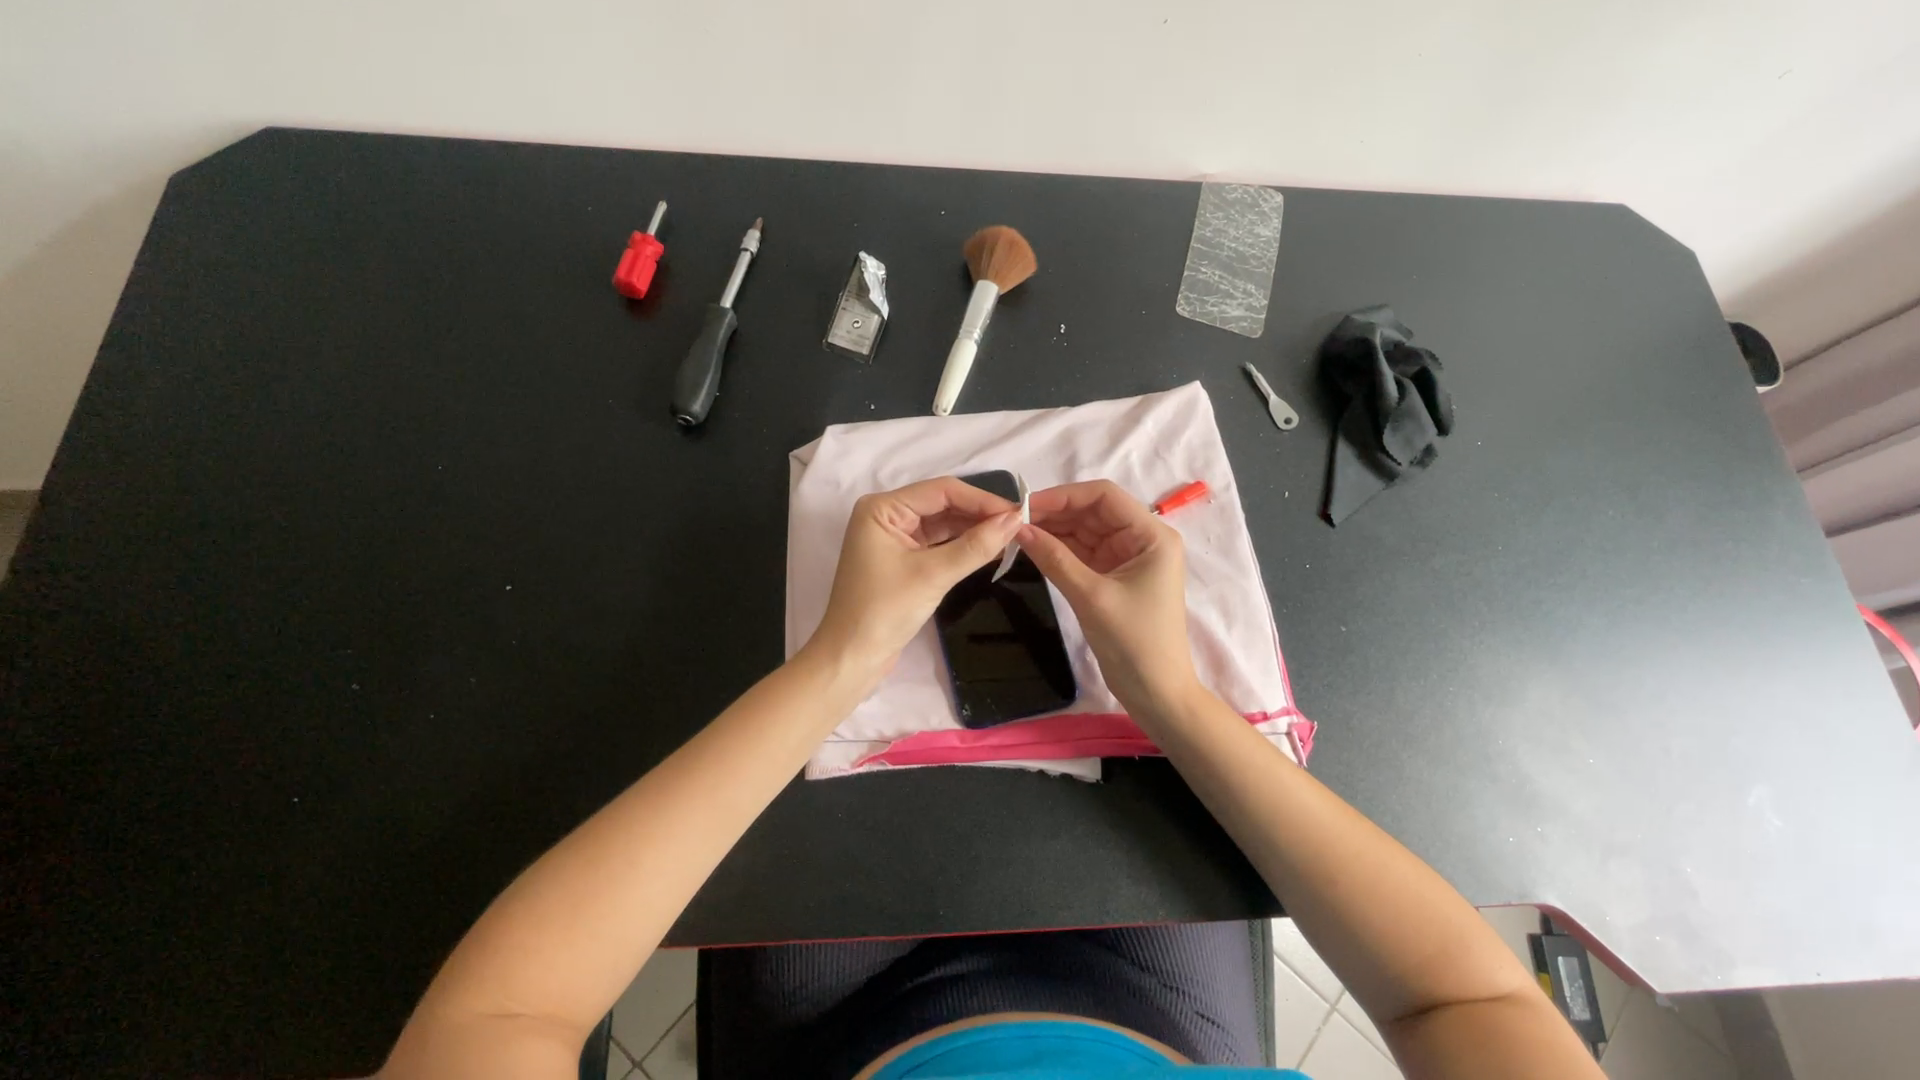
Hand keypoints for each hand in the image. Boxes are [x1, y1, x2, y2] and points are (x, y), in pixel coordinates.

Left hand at [806, 477, 1021, 681]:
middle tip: (1020, 525)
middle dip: (980, 513)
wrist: (852, 657)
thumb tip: (1015, 521)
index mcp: (882, 508)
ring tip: (1012, 536)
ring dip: (974, 529)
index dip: (982, 499)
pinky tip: (990, 549)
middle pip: (943, 504)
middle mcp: (886, 515)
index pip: (942, 491)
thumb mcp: (933, 575)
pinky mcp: (902, 560)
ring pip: (943, 524)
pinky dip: (962, 546)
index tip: (1018, 513)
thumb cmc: (884, 610)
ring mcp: (893, 538)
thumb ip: (975, 546)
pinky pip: (938, 543)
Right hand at [1017, 480, 1200, 713]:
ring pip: (1085, 531)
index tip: (1025, 506)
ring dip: (1054, 530)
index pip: (1105, 496)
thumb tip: (1018, 529)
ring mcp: (1128, 558)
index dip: (1063, 496)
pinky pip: (1084, 553)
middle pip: (1093, 511)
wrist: (1156, 692)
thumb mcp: (1091, 597)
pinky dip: (1060, 550)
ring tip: (1017, 532)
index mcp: (1151, 535)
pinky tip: (1033, 548)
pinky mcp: (1114, 577)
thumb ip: (1054, 559)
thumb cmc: (1134, 642)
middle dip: (1055, 513)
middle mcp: (1142, 539)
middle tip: (1013, 521)